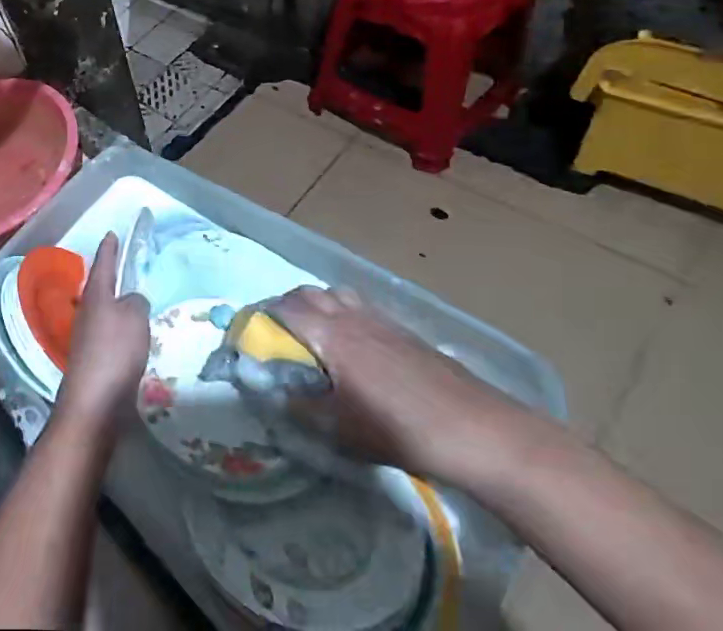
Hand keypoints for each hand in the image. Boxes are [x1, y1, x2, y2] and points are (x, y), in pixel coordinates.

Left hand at [53, 233, 149, 432]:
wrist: (94, 404)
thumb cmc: (114, 351)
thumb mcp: (135, 316)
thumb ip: (136, 301)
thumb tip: (132, 302)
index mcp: (96, 296)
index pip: (103, 264)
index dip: (109, 248)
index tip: (111, 233)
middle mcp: (87, 314)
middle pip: (100, 289)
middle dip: (110, 277)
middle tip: (125, 266)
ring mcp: (87, 339)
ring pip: (104, 313)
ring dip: (116, 306)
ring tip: (134, 302)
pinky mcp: (93, 362)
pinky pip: (109, 336)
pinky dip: (120, 331)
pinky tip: (132, 338)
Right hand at [268, 287, 564, 486]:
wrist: (474, 428)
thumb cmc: (400, 429)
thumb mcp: (340, 429)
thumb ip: (300, 408)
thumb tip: (272, 393)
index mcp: (332, 335)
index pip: (285, 308)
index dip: (261, 317)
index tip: (248, 334)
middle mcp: (353, 316)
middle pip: (309, 293)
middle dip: (286, 307)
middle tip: (276, 335)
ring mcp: (381, 319)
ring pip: (337, 294)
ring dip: (317, 306)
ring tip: (312, 336)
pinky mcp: (403, 330)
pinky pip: (361, 307)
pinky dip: (344, 314)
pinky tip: (353, 346)